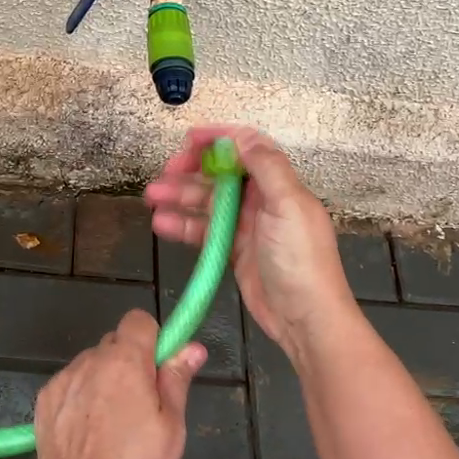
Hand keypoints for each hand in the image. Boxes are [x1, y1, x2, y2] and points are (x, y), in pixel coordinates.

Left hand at [28, 310, 205, 458]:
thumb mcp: (171, 426)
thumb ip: (177, 378)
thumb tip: (192, 346)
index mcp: (125, 360)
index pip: (139, 320)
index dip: (152, 340)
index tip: (159, 370)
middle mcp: (90, 359)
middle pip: (115, 342)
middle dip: (130, 363)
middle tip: (141, 406)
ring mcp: (64, 378)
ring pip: (92, 364)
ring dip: (104, 380)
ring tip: (113, 426)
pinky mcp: (46, 398)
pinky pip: (71, 384)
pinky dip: (81, 398)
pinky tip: (88, 432)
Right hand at [146, 125, 352, 354]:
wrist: (307, 320)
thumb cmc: (302, 260)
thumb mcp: (289, 207)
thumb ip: (267, 168)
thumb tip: (242, 138)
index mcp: (279, 184)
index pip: (247, 148)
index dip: (219, 139)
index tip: (189, 139)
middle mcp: (262, 200)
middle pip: (221, 173)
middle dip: (192, 168)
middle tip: (165, 170)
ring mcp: (246, 225)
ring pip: (207, 201)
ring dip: (179, 195)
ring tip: (151, 197)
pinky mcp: (233, 250)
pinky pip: (203, 230)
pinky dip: (182, 225)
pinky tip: (161, 224)